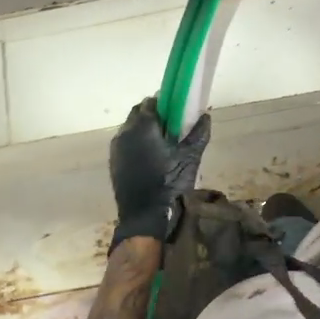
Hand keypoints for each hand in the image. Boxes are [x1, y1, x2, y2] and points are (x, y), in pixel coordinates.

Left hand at [109, 97, 210, 249]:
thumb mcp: (190, 157)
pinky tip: (149, 157)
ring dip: (143, 129)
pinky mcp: (113, 162)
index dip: (164, 103)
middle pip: (138, 113)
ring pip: (130, 128)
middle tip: (170, 127)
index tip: (176, 111)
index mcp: (143, 126)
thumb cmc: (170, 183)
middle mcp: (125, 132)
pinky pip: (124, 143)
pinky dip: (135, 143)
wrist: (144, 216)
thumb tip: (205, 115)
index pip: (151, 102)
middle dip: (153, 115)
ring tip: (160, 143)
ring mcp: (116, 148)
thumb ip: (198, 133)